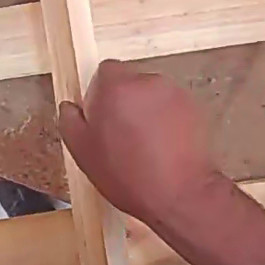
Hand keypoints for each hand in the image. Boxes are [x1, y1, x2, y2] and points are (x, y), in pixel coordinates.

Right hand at [58, 61, 231, 232]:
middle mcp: (147, 81)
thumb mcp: (83, 152)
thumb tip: (70, 107)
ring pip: (151, 95)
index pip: (104, 71)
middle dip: (124, 103)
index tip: (101, 119)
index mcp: (116, 85)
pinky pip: (171, 107)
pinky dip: (166, 121)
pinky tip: (162, 148)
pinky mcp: (194, 106)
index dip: (100, 94)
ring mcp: (174, 92)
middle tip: (121, 137)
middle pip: (129, 82)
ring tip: (144, 146)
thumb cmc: (130, 175)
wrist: (180, 193)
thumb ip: (70, 121)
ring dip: (146, 112)